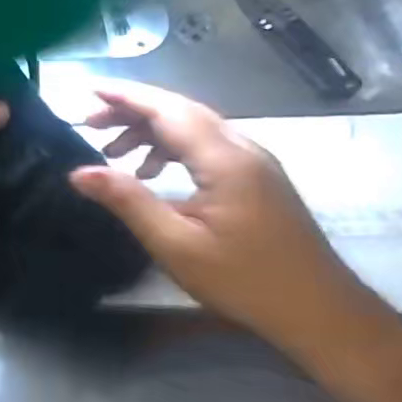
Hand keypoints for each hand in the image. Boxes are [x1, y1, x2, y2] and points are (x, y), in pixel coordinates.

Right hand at [69, 82, 367, 350]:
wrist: (321, 310)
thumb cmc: (246, 281)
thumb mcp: (177, 246)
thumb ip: (128, 202)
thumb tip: (80, 172)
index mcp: (223, 158)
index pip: (166, 109)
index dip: (126, 96)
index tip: (90, 91)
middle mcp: (241, 146)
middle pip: (180, 111)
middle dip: (133, 111)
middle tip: (91, 123)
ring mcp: (254, 159)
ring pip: (195, 126)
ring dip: (153, 130)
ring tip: (115, 152)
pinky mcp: (259, 175)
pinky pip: (209, 145)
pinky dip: (175, 147)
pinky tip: (155, 173)